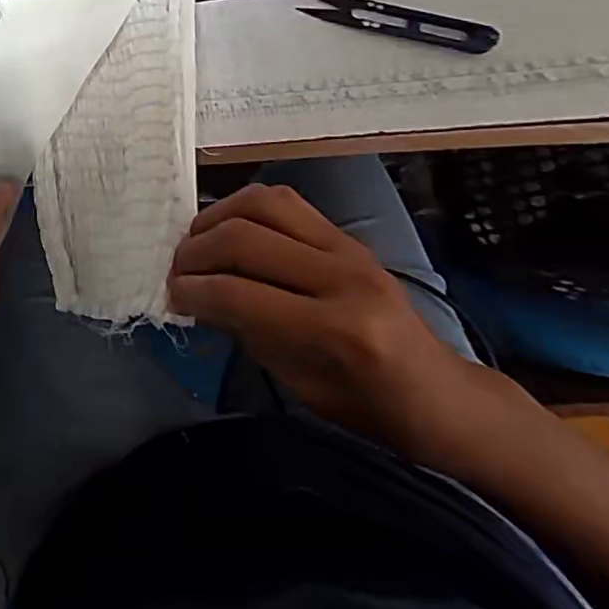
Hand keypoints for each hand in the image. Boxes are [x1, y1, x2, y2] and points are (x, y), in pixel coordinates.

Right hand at [168, 183, 505, 466]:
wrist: (438, 393)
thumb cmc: (368, 407)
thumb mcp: (297, 384)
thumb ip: (247, 332)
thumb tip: (197, 296)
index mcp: (338, 330)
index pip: (239, 294)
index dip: (192, 292)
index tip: (171, 297)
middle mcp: (344, 277)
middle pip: (244, 238)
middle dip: (195, 253)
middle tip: (176, 273)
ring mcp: (349, 247)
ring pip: (263, 204)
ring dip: (216, 218)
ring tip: (197, 244)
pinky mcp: (347, 235)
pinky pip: (284, 202)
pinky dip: (244, 208)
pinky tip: (228, 228)